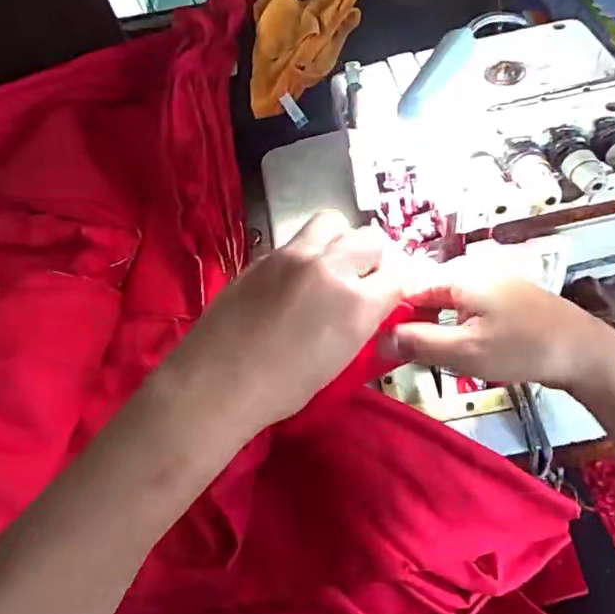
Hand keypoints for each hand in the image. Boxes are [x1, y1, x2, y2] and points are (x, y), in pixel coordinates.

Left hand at [154, 210, 408, 433]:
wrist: (216, 382)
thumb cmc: (281, 390)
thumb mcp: (338, 361)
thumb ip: (359, 323)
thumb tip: (369, 306)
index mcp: (355, 303)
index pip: (398, 276)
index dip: (396, 287)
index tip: (388, 297)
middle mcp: (328, 268)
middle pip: (370, 239)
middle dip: (374, 258)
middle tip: (362, 280)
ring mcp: (291, 256)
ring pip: (331, 223)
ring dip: (339, 240)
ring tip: (329, 267)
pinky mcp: (262, 256)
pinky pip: (296, 241)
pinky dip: (306, 252)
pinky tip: (293, 279)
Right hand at [377, 257, 614, 391]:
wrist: (589, 354)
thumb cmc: (523, 349)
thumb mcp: (465, 351)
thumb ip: (419, 343)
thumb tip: (379, 337)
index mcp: (458, 275)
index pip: (406, 288)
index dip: (390, 315)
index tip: (381, 343)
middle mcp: (473, 271)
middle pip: (426, 294)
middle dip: (413, 322)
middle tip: (405, 355)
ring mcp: (493, 283)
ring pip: (447, 303)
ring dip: (435, 327)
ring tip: (430, 355)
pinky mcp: (507, 298)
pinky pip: (467, 308)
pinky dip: (456, 326)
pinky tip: (459, 349)